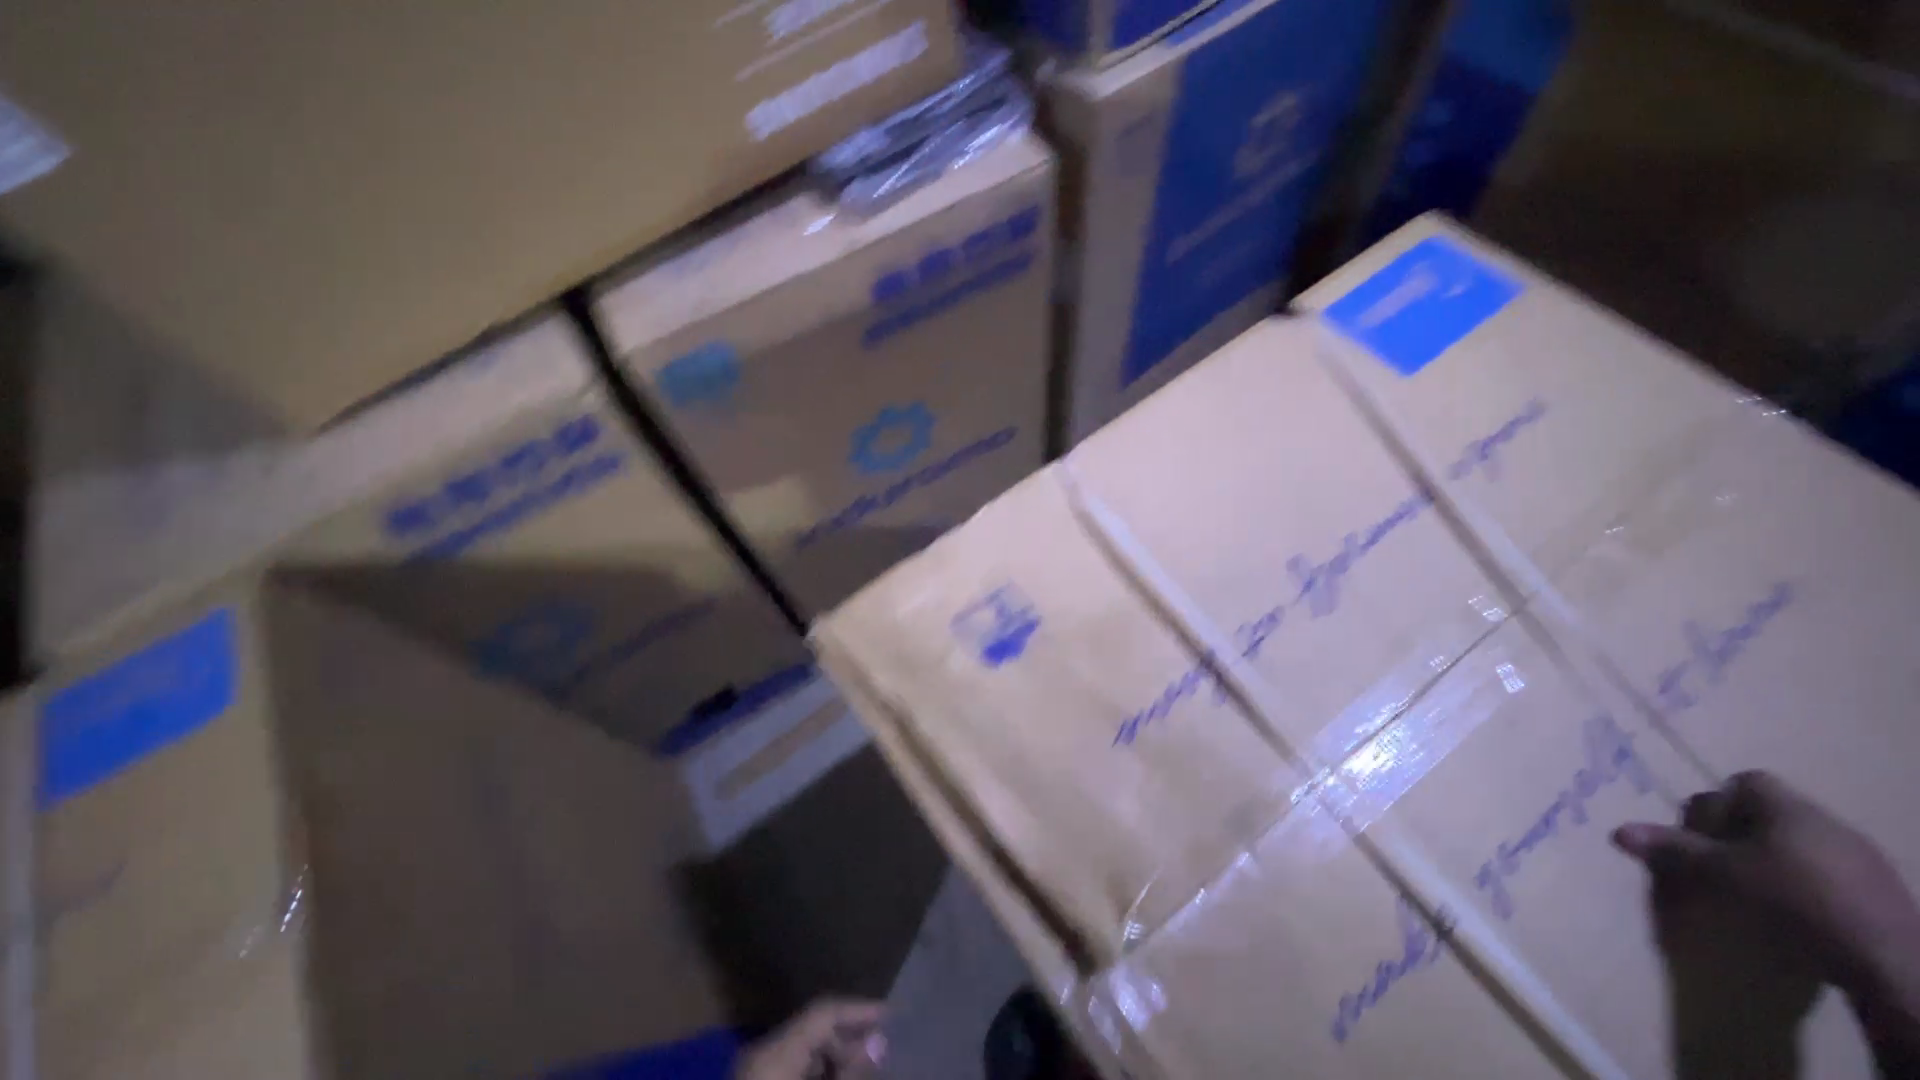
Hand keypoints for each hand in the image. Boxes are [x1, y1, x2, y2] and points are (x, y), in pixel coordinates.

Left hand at [736, 1000, 886, 1079]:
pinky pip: (790, 1065)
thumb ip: (848, 1071)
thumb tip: (877, 1042)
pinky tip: (836, 1076)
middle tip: (881, 1050)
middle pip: (812, 1028)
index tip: (889, 1012)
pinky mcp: (753, 1079)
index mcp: (775, 1049)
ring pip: (802, 1048)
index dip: (858, 1008)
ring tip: (861, 1068)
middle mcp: (762, 1050)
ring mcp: (752, 1067)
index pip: (822, 1011)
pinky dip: (816, 1068)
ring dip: (834, 1055)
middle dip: (848, 1038)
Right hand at [1612, 770, 1919, 998]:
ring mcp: (1862, 856)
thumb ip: (1674, 850)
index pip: (1747, 781)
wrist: (1888, 961)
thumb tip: (1618, 831)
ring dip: (1771, 857)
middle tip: (1717, 861)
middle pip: (1770, 811)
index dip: (1717, 801)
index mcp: (1790, 808)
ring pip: (1799, 842)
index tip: (1703, 832)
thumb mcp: (1722, 874)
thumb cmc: (1794, 900)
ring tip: (1751, 888)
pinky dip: (1803, 881)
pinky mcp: (1881, 890)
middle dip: (1739, 831)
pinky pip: (1828, 870)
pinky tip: (1794, 911)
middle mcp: (1828, 821)